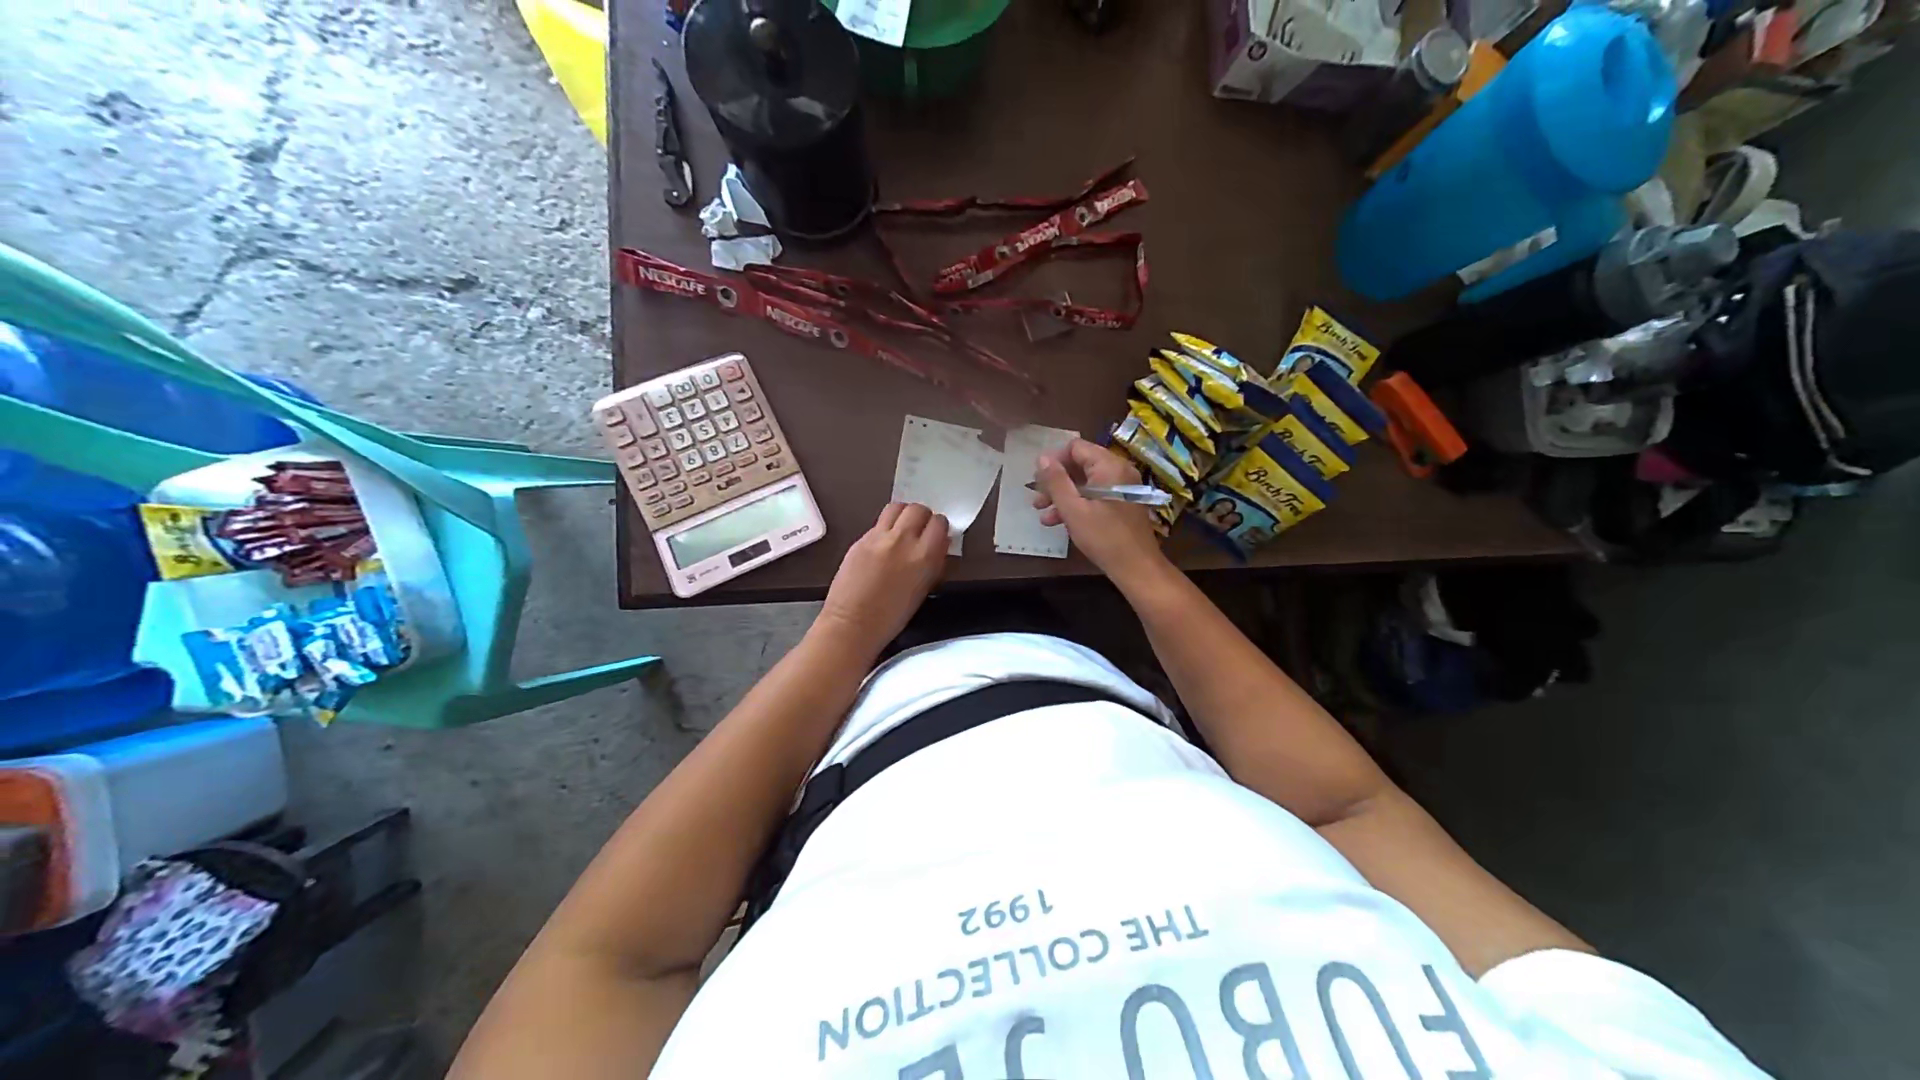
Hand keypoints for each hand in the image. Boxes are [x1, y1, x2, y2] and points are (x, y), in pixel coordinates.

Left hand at [817, 502, 949, 656]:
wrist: (853, 624)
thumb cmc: (890, 617)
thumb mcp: (923, 589)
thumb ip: (933, 562)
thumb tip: (939, 545)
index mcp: (924, 556)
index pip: (939, 523)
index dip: (939, 527)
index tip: (937, 533)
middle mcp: (902, 541)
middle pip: (917, 509)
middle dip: (922, 516)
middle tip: (920, 528)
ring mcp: (878, 538)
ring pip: (896, 507)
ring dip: (903, 515)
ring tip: (902, 528)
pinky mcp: (860, 540)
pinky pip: (878, 523)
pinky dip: (885, 528)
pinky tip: (884, 543)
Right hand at [1031, 439, 1168, 586]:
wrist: (1137, 567)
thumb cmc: (1103, 537)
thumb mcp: (1073, 509)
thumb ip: (1056, 481)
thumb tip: (1042, 458)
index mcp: (1109, 466)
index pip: (1076, 447)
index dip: (1054, 460)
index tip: (1038, 479)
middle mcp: (1118, 471)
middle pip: (1080, 464)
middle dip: (1056, 481)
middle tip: (1037, 498)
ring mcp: (1122, 487)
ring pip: (1086, 482)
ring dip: (1063, 495)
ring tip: (1043, 513)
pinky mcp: (1122, 503)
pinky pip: (1096, 494)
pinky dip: (1078, 503)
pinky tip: (1059, 521)